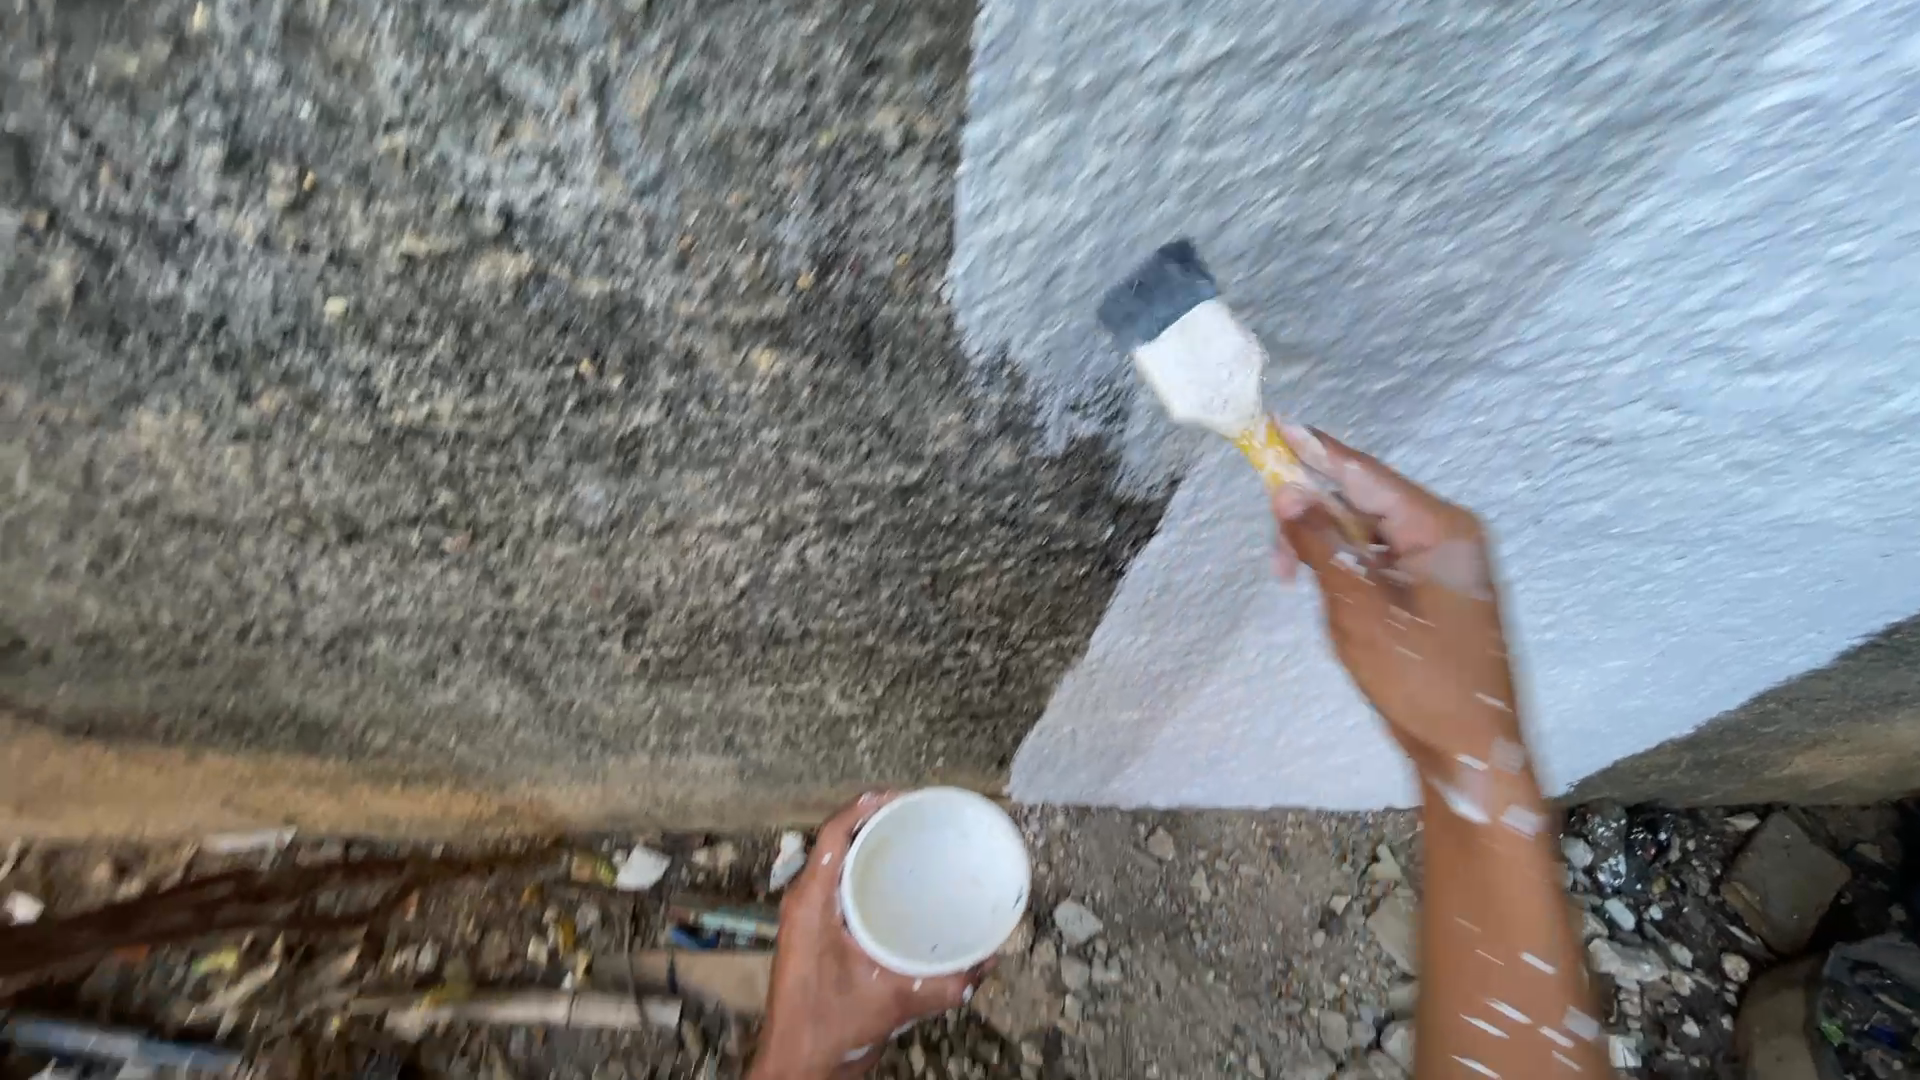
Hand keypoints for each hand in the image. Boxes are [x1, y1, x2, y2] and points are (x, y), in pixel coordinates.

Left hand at [750, 793, 988, 1079]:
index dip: (865, 806)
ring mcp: (804, 914)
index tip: (902, 796)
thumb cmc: (829, 1030)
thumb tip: (987, 962)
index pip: (833, 833)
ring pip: (834, 859)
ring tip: (906, 834)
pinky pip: (834, 880)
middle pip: (835, 839)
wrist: (795, 1070)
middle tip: (914, 812)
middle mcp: (803, 899)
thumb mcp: (893, 1002)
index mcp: (811, 901)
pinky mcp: (811, 929)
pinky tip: (891, 877)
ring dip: (865, 842)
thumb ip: (944, 985)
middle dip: (872, 819)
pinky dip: (860, 867)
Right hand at [1268, 424, 1523, 778]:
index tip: (1274, 424)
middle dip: (1310, 513)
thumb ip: (1321, 543)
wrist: (1468, 747)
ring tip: (1292, 579)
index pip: (1364, 473)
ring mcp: (1439, 560)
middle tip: (1275, 554)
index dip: (1315, 449)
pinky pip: (1373, 555)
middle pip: (1361, 498)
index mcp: (1438, 528)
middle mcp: (1443, 532)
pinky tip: (1322, 586)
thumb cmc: (1418, 677)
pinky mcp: (1427, 585)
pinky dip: (1340, 564)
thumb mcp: (1359, 607)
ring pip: (1362, 529)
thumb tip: (1286, 490)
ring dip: (1321, 543)